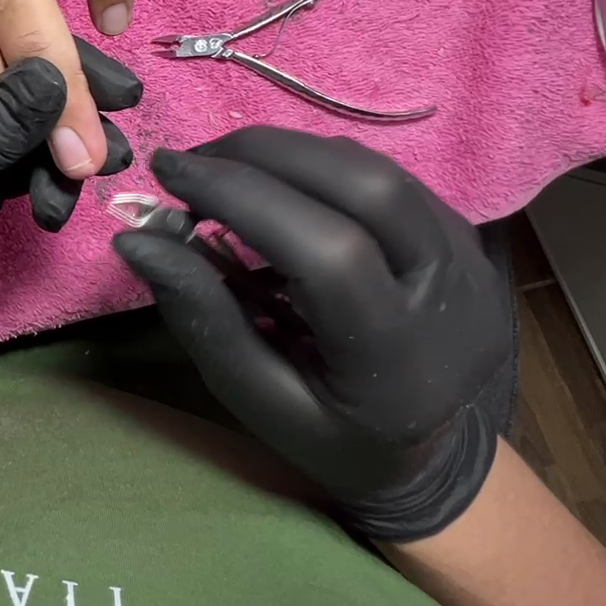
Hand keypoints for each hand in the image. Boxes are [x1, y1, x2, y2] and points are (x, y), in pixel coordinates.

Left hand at [0, 42, 139, 424]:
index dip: (55, 62)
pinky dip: (41, 184)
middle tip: (119, 134)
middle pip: (11, 88)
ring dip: (59, 154)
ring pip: (19, 133)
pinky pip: (13, 172)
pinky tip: (55, 208)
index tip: (116, 88)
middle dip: (67, 111)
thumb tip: (57, 70)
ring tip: (91, 180)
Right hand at [113, 129, 513, 541]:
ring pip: (374, 167)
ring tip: (223, 166)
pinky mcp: (469, 235)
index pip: (326, 251)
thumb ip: (199, 314)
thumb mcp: (252, 396)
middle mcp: (454, 298)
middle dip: (261, 155)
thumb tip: (134, 236)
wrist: (431, 455)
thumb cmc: (330, 435)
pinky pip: (384, 173)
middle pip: (363, 186)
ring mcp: (471, 259)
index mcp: (399, 360)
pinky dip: (315, 163)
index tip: (167, 173)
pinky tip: (274, 180)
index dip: (240, 196)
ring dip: (286, 151)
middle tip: (191, 163)